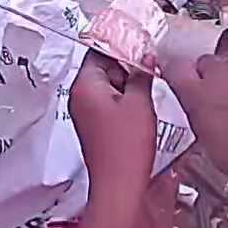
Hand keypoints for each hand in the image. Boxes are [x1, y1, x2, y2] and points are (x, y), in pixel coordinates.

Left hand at [69, 53, 155, 227]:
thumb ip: (141, 74)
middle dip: (125, 64)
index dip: (120, 44)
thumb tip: (145, 57)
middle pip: (102, 66)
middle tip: (148, 64)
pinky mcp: (94, 125)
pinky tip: (140, 102)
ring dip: (126, 81)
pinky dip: (123, 97)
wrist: (119, 187)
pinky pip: (107, 101)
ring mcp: (85, 112)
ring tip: (147, 83)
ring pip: (106, 84)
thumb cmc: (125, 148)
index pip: (98, 51)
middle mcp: (79, 97)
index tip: (138, 40)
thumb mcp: (140, 103)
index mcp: (85, 86)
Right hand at [160, 53, 227, 190]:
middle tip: (223, 103)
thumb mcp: (219, 153)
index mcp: (197, 96)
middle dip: (213, 81)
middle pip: (207, 66)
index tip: (183, 84)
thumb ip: (206, 128)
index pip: (175, 71)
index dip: (180, 76)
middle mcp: (218, 73)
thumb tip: (208, 125)